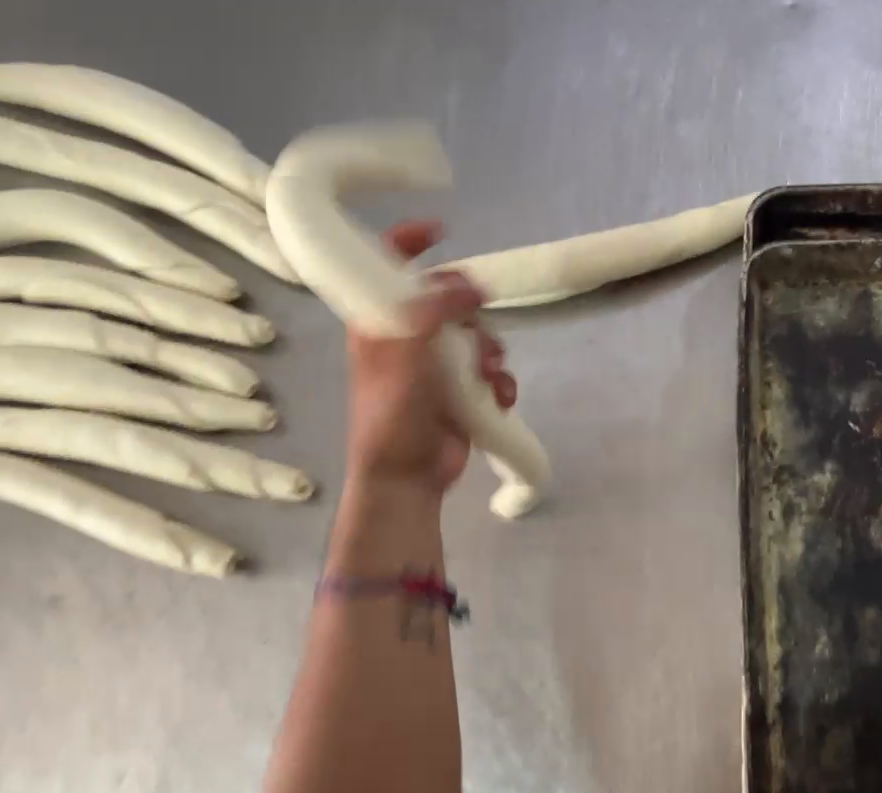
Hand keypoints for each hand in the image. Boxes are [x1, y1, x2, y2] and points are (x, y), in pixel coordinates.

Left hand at [344, 219, 517, 493]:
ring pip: (477, 337)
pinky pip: (492, 372)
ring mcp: (438, 366)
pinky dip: (501, 382)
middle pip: (449, 301)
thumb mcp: (404, 356)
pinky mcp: (463, 392)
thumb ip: (431, 312)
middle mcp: (409, 338)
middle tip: (477, 333)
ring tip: (490, 377)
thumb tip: (469, 283)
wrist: (408, 476)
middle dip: (471, 315)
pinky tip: (500, 398)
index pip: (387, 266)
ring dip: (491, 354)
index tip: (440, 228)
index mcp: (381, 323)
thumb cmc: (392, 415)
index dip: (408, 241)